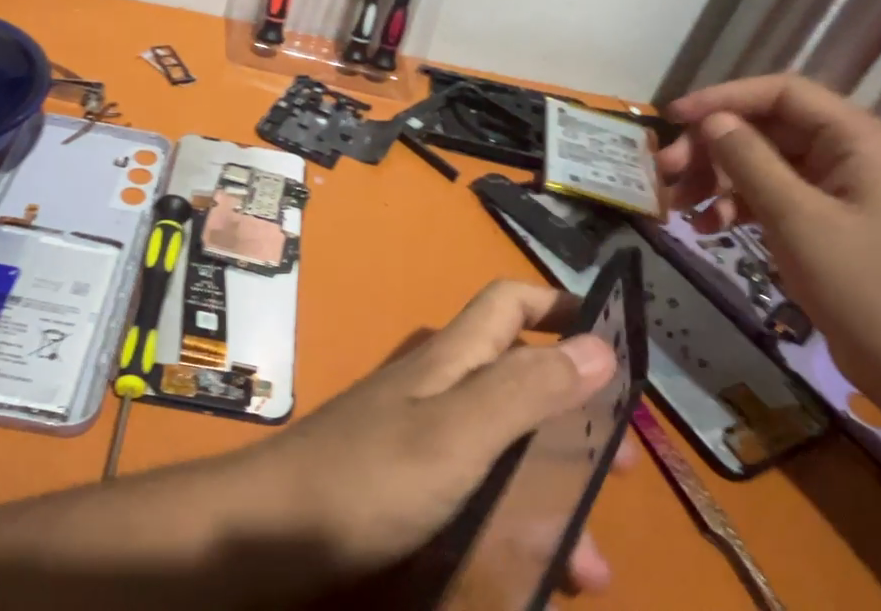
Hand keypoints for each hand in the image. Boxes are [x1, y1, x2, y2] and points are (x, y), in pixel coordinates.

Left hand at [247, 280, 631, 593]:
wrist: (265, 536)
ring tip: (588, 565)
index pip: (508, 304)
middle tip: (616, 470)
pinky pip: (471, 495)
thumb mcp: (457, 434)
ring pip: (500, 450)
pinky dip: (508, 526)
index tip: (614, 339)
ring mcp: (413, 437)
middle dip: (572, 419)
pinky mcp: (399, 486)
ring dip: (548, 495)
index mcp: (449, 360)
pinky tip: (530, 577)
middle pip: (516, 381)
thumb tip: (600, 343)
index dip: (559, 306)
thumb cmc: (366, 479)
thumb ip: (524, 390)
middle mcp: (434, 388)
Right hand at [656, 75, 880, 401]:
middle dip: (712, 147)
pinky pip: (774, 195)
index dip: (723, 99)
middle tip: (666, 172)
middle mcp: (855, 154)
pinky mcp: (831, 221)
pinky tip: (708, 228)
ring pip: (765, 163)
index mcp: (862, 140)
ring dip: (717, 178)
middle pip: (768, 128)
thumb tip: (711, 120)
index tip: (673, 119)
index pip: (783, 93)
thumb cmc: (864, 287)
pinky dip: (737, 205)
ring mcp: (843, 189)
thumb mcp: (797, 219)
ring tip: (678, 206)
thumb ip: (750, 161)